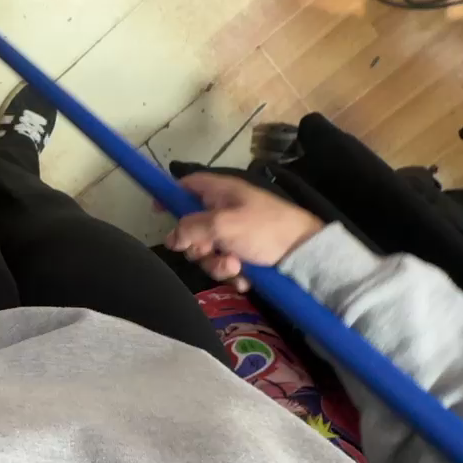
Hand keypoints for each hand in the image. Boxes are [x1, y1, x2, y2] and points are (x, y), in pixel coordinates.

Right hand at [164, 173, 324, 290]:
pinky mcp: (245, 255)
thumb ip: (191, 228)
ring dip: (216, 264)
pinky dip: (232, 274)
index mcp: (221, 193)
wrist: (305, 255)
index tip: (157, 210)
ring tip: (236, 266)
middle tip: (209, 250)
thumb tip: (170, 239)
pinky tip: (245, 277)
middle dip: (196, 246)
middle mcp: (225, 212)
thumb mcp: (223, 224)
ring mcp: (235, 235)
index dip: (170, 194)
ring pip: (207, 252)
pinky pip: (224, 265)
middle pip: (191, 228)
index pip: (187, 185)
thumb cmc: (265, 228)